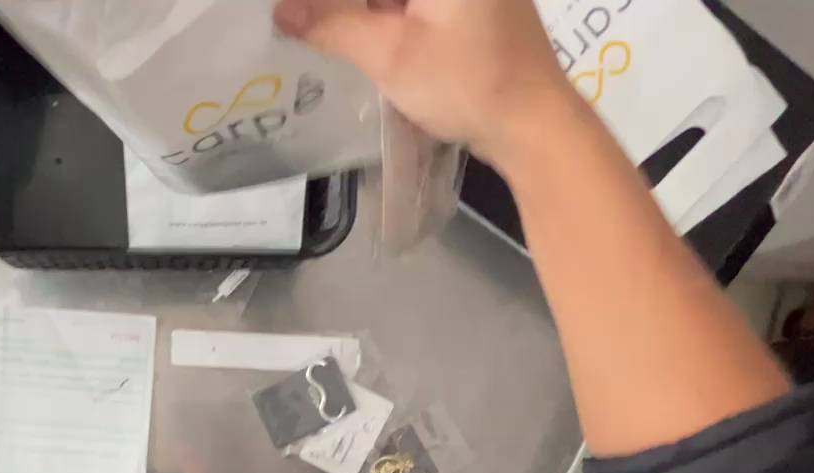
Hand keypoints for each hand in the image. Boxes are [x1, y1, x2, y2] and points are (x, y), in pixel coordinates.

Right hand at [275, 0, 575, 164]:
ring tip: (317, 29)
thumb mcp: (391, 54)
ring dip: (359, 13)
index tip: (292, 11)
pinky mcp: (468, 4)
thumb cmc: (466, 81)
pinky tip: (355, 36)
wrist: (531, 119)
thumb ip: (333, 26)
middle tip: (299, 22)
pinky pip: (413, 4)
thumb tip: (282, 10)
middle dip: (342, 7)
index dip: (329, 1)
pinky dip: (384, 16)